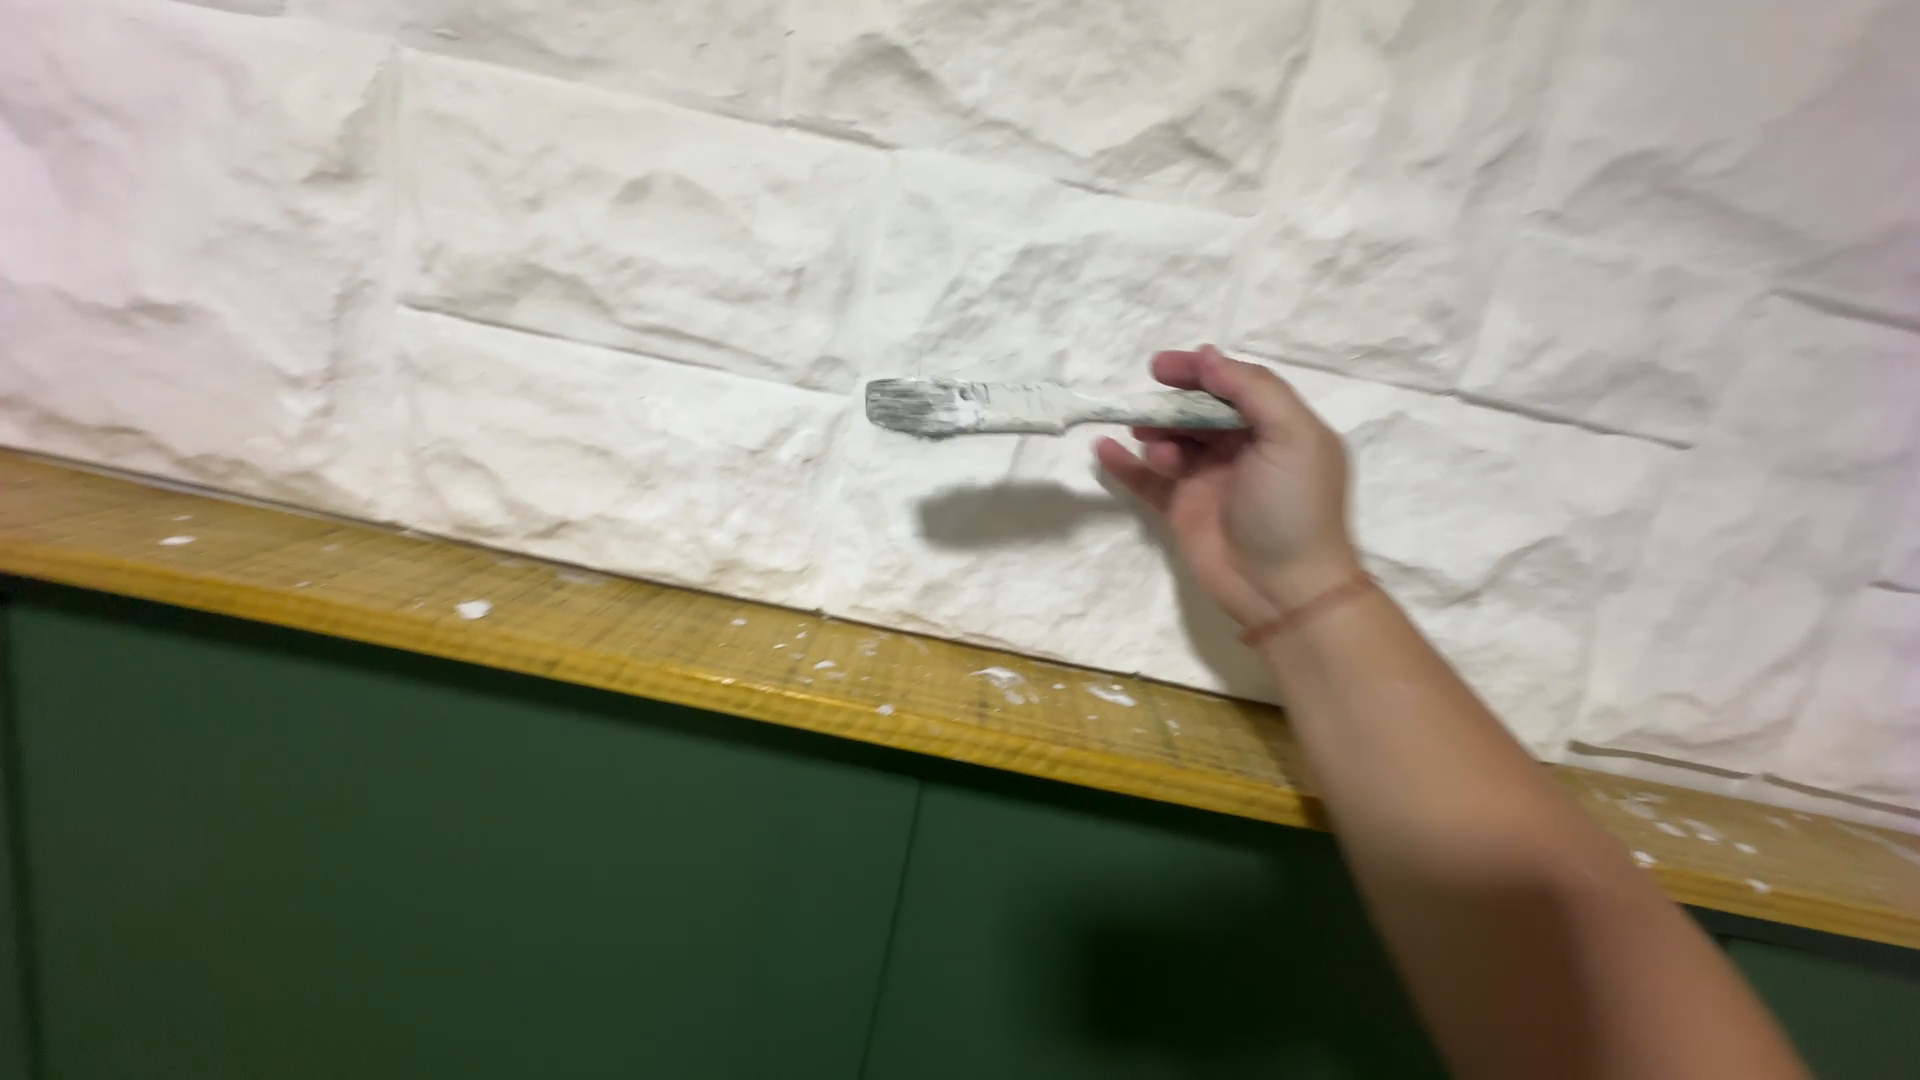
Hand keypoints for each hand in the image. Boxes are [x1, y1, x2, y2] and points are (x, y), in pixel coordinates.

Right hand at [1096, 346, 1360, 626]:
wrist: (1282, 587)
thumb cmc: (1293, 507)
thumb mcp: (1292, 437)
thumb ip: (1253, 390)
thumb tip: (1209, 356)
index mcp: (1276, 427)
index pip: (1233, 385)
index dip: (1199, 371)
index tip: (1162, 367)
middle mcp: (1243, 449)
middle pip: (1197, 411)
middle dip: (1171, 404)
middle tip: (1146, 407)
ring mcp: (1209, 479)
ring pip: (1171, 441)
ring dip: (1155, 434)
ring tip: (1156, 451)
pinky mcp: (1182, 508)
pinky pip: (1148, 479)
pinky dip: (1124, 464)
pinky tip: (1103, 450)